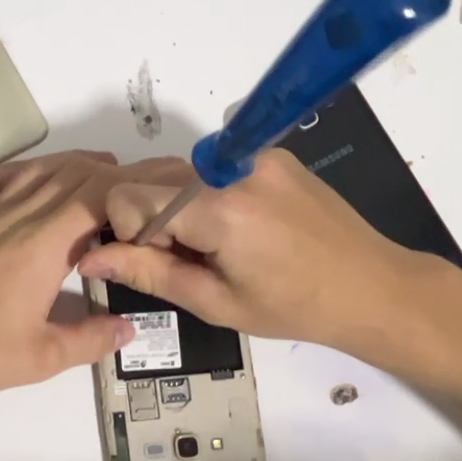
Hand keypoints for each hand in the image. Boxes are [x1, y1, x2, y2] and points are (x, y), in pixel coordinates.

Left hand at [0, 150, 143, 401]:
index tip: (156, 194)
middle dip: (113, 172)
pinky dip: (21, 169)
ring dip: (73, 163)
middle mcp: (18, 217)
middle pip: (72, 175)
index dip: (131, 188)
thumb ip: (89, 340)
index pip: (97, 196)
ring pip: (37, 171)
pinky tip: (30, 176)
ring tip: (102, 168)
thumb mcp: (40, 358)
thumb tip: (129, 329)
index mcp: (43, 245)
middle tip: (141, 181)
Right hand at [76, 149, 461, 372]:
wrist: (371, 286)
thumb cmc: (292, 307)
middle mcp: (231, 167)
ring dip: (175, 207)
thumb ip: (147, 273)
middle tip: (188, 259)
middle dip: (151, 220)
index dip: (127, 233)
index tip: (159, 262)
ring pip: (177, 171)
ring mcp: (254, 155)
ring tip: (212, 246)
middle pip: (150, 179)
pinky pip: (210, 167)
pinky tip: (235, 228)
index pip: (128, 196)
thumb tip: (90, 259)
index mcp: (218, 208)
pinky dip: (204, 194)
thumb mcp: (214, 302)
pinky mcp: (269, 153)